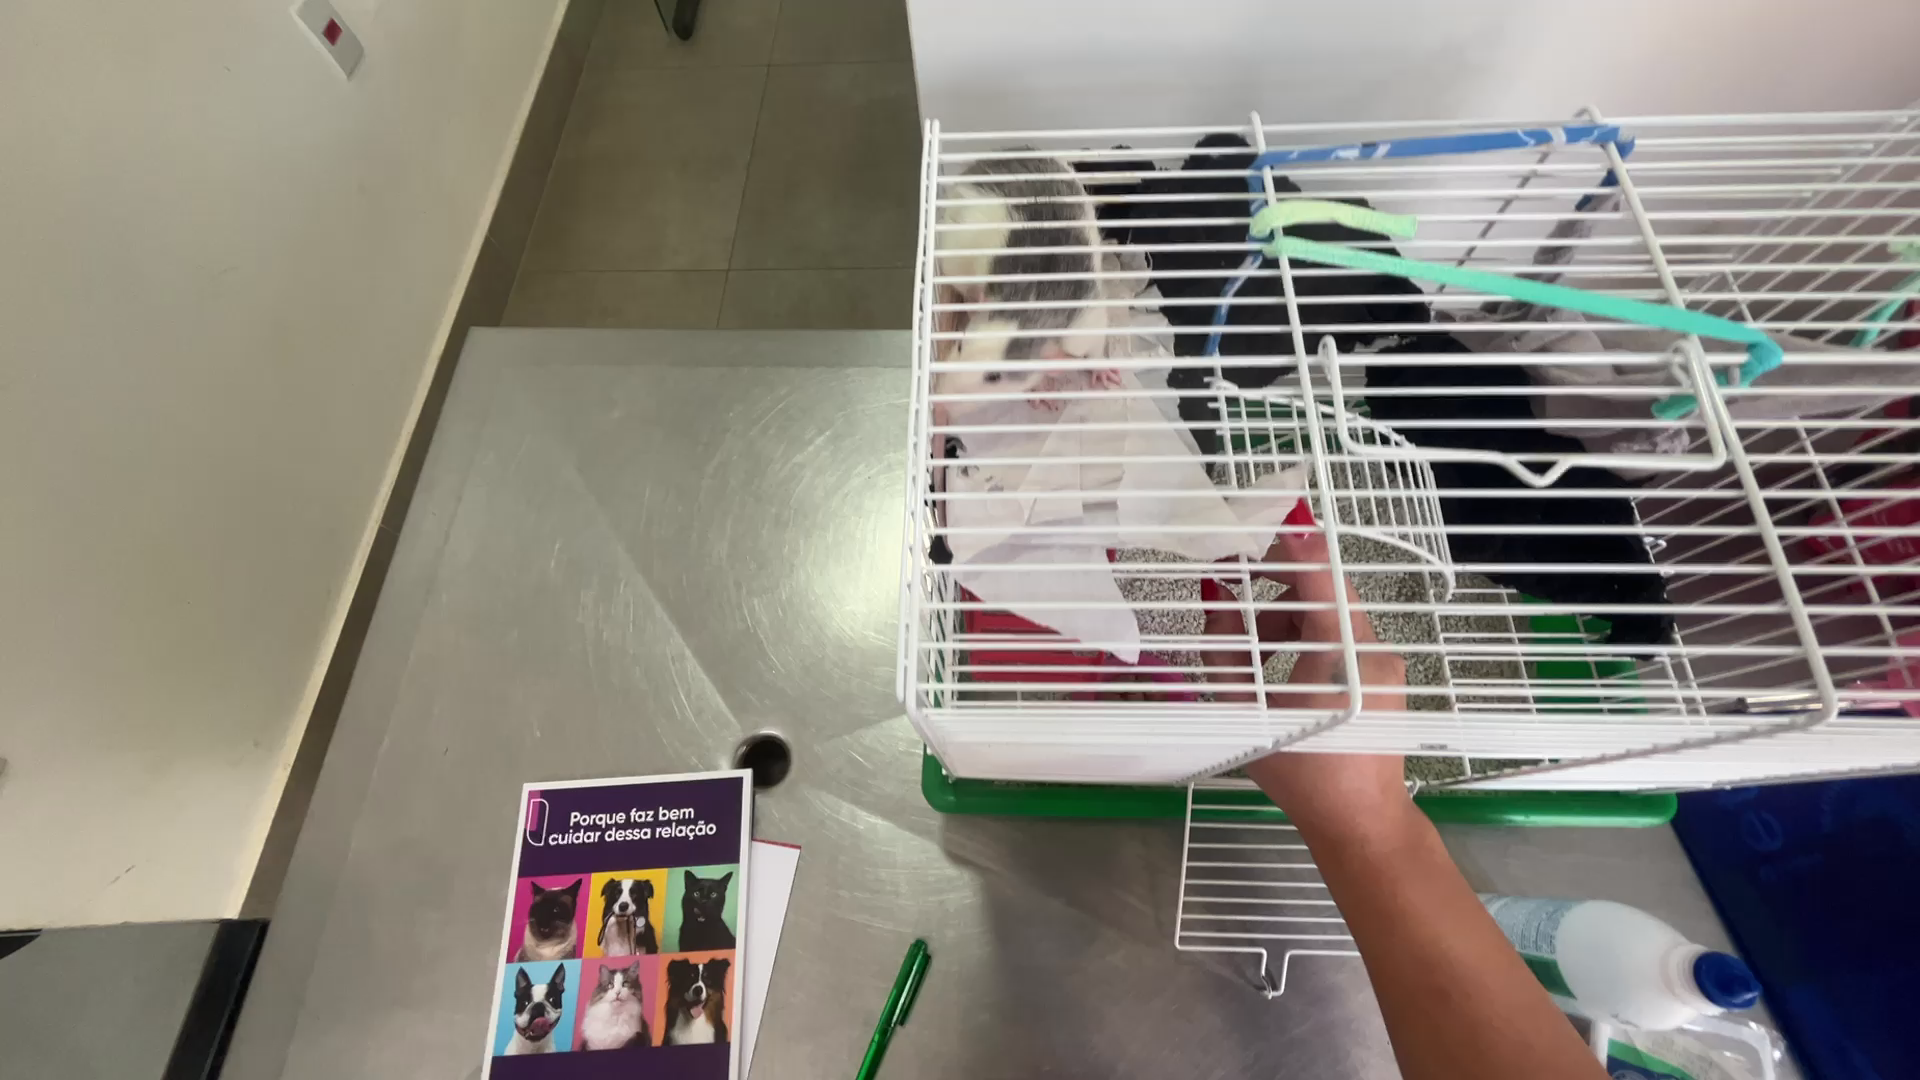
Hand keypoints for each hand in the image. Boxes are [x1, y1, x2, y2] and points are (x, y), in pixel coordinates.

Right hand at [1199, 529, 1411, 833]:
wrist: (1360, 823)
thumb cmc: (1300, 772)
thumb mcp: (1245, 709)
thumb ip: (1222, 648)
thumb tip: (1214, 595)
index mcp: (1344, 656)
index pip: (1321, 579)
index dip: (1292, 545)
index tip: (1261, 522)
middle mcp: (1374, 649)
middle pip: (1325, 590)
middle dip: (1277, 583)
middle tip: (1233, 583)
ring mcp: (1385, 661)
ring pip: (1331, 612)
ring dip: (1287, 614)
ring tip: (1250, 642)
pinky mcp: (1385, 673)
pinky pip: (1340, 635)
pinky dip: (1305, 635)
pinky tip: (1276, 662)